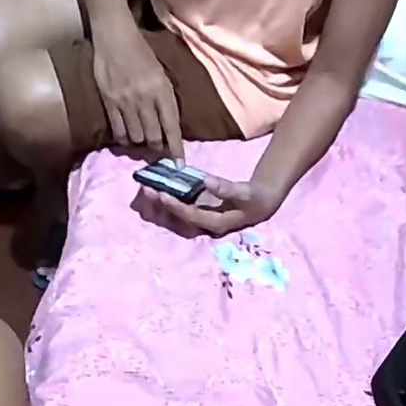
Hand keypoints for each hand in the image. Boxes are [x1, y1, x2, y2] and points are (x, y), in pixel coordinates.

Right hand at [92, 23, 183, 159]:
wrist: (114, 34)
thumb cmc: (142, 55)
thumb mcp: (162, 77)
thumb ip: (166, 103)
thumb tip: (169, 133)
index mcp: (162, 90)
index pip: (172, 128)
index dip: (176, 150)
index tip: (179, 165)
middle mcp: (145, 98)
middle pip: (153, 138)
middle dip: (157, 148)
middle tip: (156, 149)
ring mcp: (125, 100)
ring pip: (136, 138)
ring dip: (140, 144)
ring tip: (141, 141)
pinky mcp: (109, 101)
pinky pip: (119, 131)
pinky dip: (124, 139)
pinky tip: (126, 137)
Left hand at [136, 172, 283, 236]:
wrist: (260, 203)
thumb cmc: (253, 199)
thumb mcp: (244, 193)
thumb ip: (225, 188)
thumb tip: (205, 181)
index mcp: (215, 222)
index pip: (190, 216)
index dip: (175, 206)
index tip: (161, 194)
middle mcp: (205, 224)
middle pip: (178, 218)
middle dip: (162, 206)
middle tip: (145, 189)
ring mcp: (201, 217)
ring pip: (177, 214)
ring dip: (162, 204)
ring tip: (146, 188)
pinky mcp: (200, 209)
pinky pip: (181, 206)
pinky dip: (169, 198)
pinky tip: (159, 188)